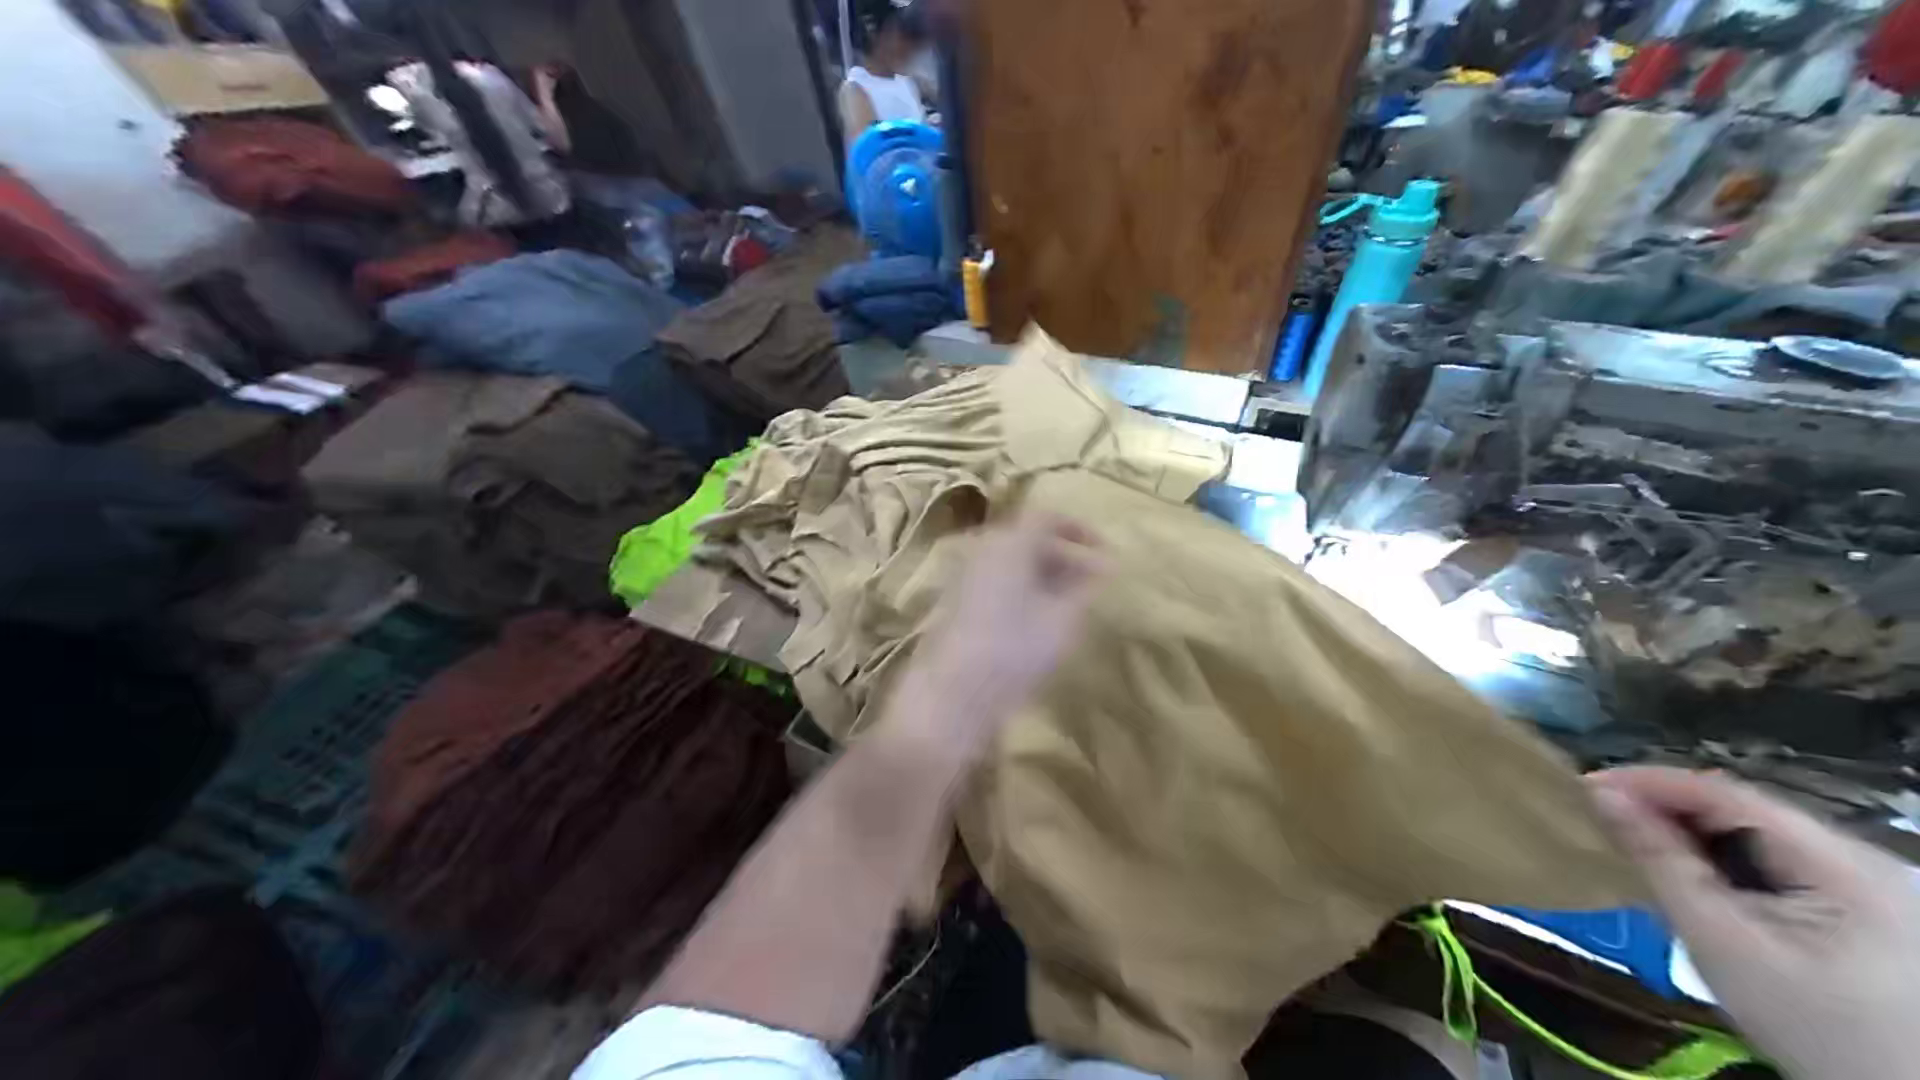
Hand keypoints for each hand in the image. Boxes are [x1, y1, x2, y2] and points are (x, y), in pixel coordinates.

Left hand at [892, 514, 1103, 757]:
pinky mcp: (958, 604)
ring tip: (1071, 604)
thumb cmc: (1015, 649)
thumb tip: (1104, 565)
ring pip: (1012, 563)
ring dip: (1044, 575)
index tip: (1103, 551)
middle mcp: (983, 551)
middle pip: (1027, 539)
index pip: (1045, 517)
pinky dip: (1024, 590)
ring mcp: (966, 577)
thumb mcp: (1062, 618)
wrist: (952, 693)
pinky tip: (1039, 620)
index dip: (1078, 529)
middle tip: (1093, 582)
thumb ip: (1086, 587)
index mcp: (1009, 544)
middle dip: (1064, 555)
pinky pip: (998, 582)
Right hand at [1588, 766, 1919, 1078]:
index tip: (1582, 786)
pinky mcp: (1863, 908)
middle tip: (1600, 816)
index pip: (1723, 793)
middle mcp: (1862, 859)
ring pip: (1754, 833)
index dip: (1647, 781)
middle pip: (1740, 809)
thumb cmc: (1810, 1022)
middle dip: (1664, 807)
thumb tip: (1602, 793)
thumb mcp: (1718, 937)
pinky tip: (1691, 874)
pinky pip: (1775, 860)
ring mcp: (1868, 885)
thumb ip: (1660, 859)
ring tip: (1633, 840)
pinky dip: (1721, 857)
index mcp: (1841, 862)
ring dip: (1688, 831)